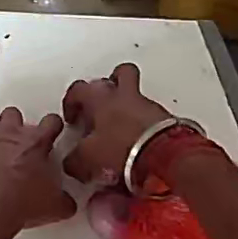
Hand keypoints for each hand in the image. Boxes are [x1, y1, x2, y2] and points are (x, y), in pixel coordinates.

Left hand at [0, 107, 76, 229]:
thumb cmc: (16, 200)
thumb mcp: (52, 205)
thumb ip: (61, 198)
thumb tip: (65, 204)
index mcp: (35, 142)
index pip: (50, 122)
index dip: (51, 125)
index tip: (51, 128)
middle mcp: (8, 132)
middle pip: (13, 114)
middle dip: (13, 124)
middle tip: (14, 139)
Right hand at [61, 63, 172, 185]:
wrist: (164, 158)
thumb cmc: (122, 149)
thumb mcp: (86, 159)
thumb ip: (74, 160)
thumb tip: (72, 164)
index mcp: (100, 98)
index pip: (79, 89)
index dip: (71, 101)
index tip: (72, 115)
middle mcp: (125, 96)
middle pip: (119, 74)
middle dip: (109, 84)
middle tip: (101, 103)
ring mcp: (149, 106)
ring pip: (136, 95)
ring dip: (128, 106)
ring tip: (119, 125)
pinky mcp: (166, 121)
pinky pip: (151, 116)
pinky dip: (142, 124)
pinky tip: (137, 141)